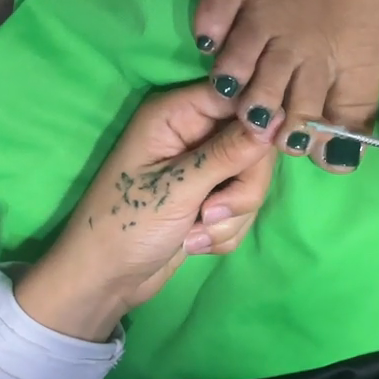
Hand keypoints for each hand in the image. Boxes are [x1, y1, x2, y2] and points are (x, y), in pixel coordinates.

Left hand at [15, 83, 276, 340]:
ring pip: (252, 179)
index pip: (236, 95)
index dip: (257, 120)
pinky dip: (225, 229)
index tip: (262, 153)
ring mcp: (203, 166)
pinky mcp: (210, 197)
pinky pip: (243, 205)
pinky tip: (193, 242)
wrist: (104, 282)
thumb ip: (228, 153)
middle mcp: (192, 132)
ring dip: (231, 215)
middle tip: (209, 213)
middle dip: (242, 187)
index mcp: (175, 114)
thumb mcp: (177, 189)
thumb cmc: (125, 226)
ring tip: (194, 232)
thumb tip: (273, 120)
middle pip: (254, 142)